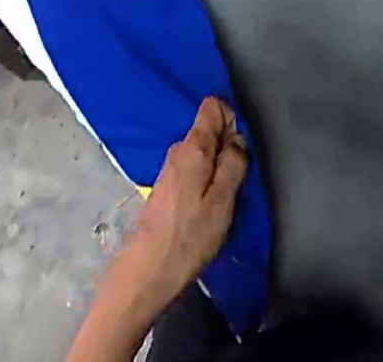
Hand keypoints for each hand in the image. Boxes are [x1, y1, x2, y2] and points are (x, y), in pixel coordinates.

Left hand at [109, 98, 248, 310]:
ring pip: (202, 151)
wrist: (145, 275)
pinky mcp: (165, 188)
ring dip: (216, 167)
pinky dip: (204, 180)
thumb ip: (234, 162)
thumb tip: (237, 140)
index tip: (237, 150)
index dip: (231, 119)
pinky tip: (203, 209)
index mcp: (193, 147)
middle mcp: (178, 151)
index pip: (213, 106)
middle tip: (232, 182)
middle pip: (209, 130)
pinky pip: (192, 169)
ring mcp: (169, 169)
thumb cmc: (189, 236)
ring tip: (219, 200)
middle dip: (226, 147)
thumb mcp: (223, 199)